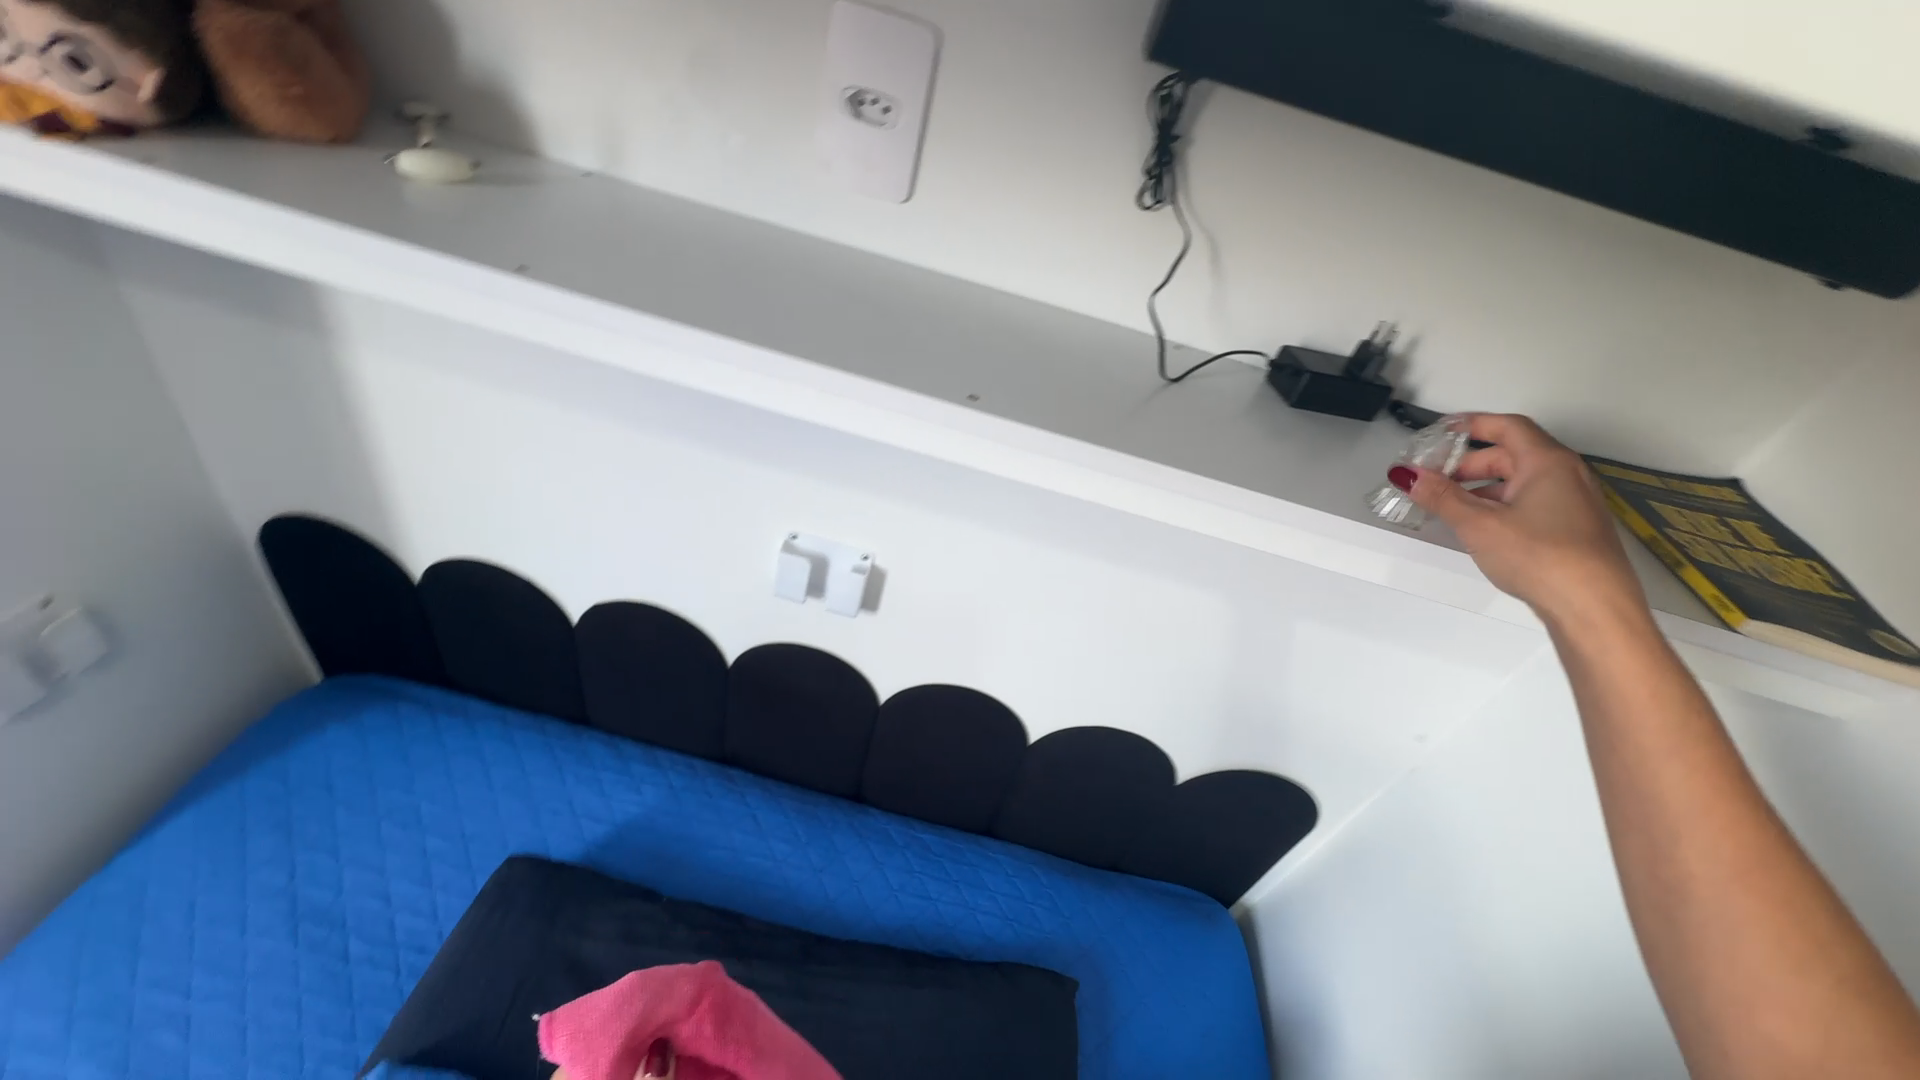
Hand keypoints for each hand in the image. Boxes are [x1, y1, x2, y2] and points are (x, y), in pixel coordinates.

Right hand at [1401, 413, 1645, 625]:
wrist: (1593, 606)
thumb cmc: (1541, 556)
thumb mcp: (1478, 525)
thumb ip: (1441, 497)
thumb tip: (1408, 475)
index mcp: (1547, 462)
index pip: (1507, 427)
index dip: (1472, 425)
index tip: (1441, 432)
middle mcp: (1566, 474)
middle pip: (1510, 455)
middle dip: (1468, 464)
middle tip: (1434, 479)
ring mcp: (1573, 501)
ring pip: (1519, 481)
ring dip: (1482, 488)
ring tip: (1450, 507)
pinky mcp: (1573, 527)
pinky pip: (1531, 502)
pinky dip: (1501, 505)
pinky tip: (1482, 528)